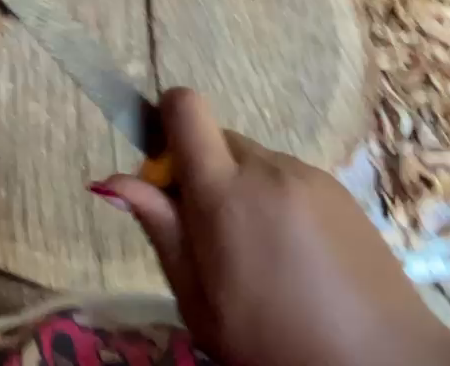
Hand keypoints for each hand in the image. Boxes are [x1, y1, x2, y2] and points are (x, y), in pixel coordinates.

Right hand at [95, 90, 449, 365]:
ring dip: (242, 188)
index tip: (166, 173)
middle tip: (212, 235)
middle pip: (216, 137)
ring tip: (262, 256)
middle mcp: (267, 167)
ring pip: (253, 159)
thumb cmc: (275, 345)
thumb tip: (110, 180)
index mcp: (224, 191)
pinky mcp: (340, 190)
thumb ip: (160, 231)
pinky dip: (277, 201)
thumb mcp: (200, 302)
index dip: (166, 123)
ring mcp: (309, 175)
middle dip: (203, 170)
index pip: (184, 106)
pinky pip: (288, 176)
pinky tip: (296, 258)